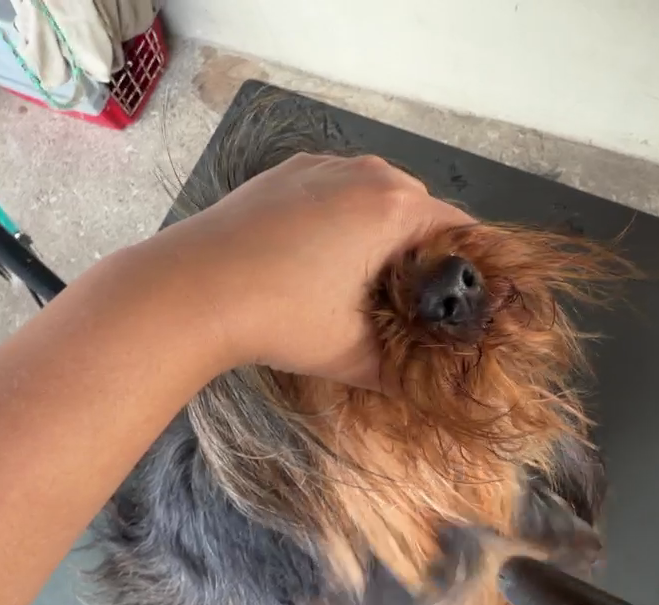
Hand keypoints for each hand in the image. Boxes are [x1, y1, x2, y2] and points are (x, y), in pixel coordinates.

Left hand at [105, 153, 473, 388]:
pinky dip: (345, 217)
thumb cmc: (282, 319)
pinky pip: (337, 190)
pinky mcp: (285, 172)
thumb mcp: (353, 355)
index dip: (469, 268)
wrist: (189, 291)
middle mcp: (364, 172)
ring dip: (383, 233)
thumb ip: (403, 370)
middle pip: (420, 209)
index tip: (461, 303)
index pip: (460, 229)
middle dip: (425, 252)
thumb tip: (429, 385)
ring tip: (367, 280)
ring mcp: (320, 165)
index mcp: (393, 208)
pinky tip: (323, 258)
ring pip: (377, 195)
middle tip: (413, 302)